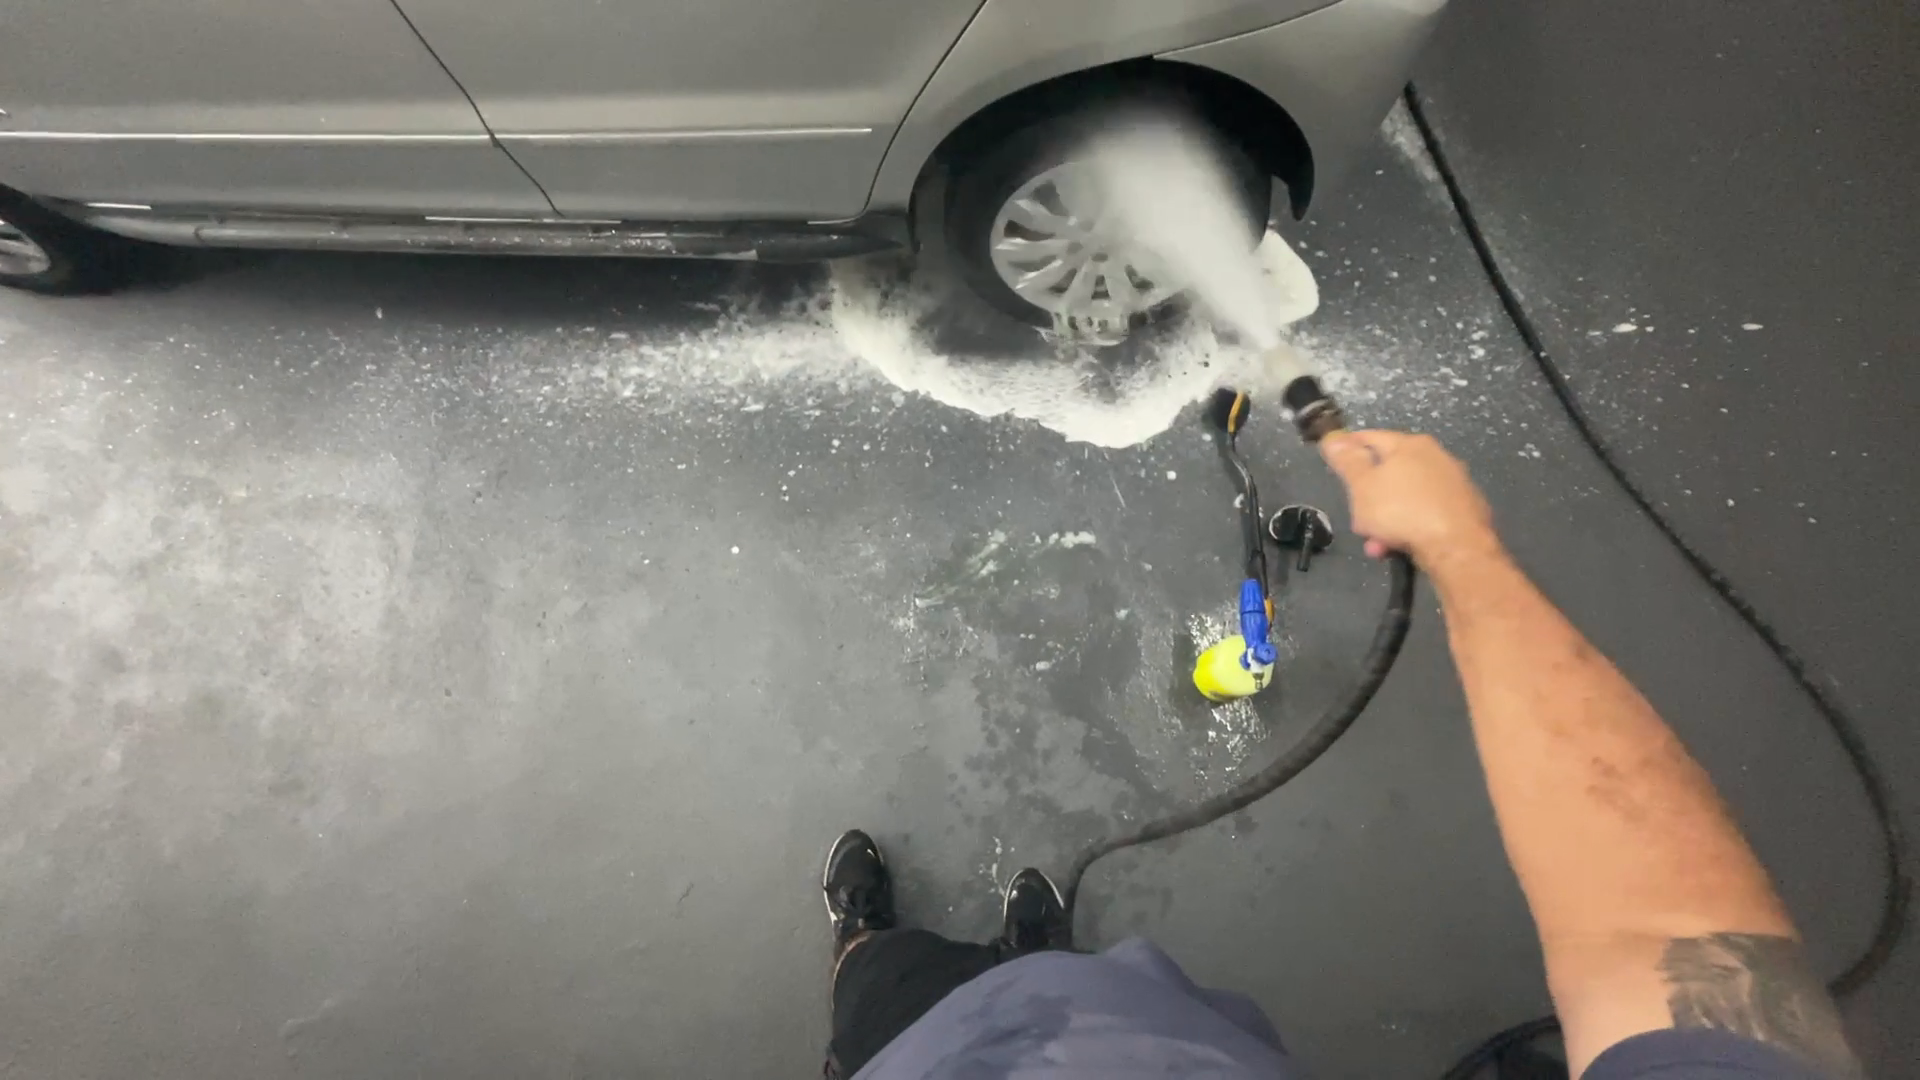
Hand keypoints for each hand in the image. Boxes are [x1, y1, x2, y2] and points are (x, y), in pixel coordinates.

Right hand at [1320, 430, 1499, 568]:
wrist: (1456, 546)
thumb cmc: (1402, 511)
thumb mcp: (1361, 486)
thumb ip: (1347, 461)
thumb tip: (1334, 438)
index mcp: (1409, 445)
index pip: (1369, 437)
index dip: (1346, 447)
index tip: (1332, 460)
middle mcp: (1436, 456)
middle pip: (1388, 470)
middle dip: (1367, 494)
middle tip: (1355, 514)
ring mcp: (1454, 482)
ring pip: (1405, 495)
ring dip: (1386, 516)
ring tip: (1376, 541)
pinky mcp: (1465, 507)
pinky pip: (1425, 511)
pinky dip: (1409, 524)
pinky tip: (1399, 543)